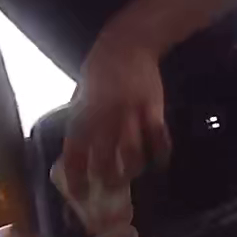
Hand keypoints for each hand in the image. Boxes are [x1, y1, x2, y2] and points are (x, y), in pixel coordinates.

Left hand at [59, 33, 171, 198]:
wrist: (129, 43)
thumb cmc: (101, 67)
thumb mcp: (81, 92)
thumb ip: (82, 118)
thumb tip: (80, 145)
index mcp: (84, 113)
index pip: (76, 152)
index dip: (77, 176)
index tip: (80, 193)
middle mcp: (105, 117)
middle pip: (105, 159)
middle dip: (108, 179)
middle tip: (111, 189)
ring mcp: (131, 113)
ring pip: (133, 153)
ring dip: (133, 170)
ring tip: (133, 175)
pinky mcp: (153, 108)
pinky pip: (158, 138)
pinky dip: (160, 154)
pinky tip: (159, 162)